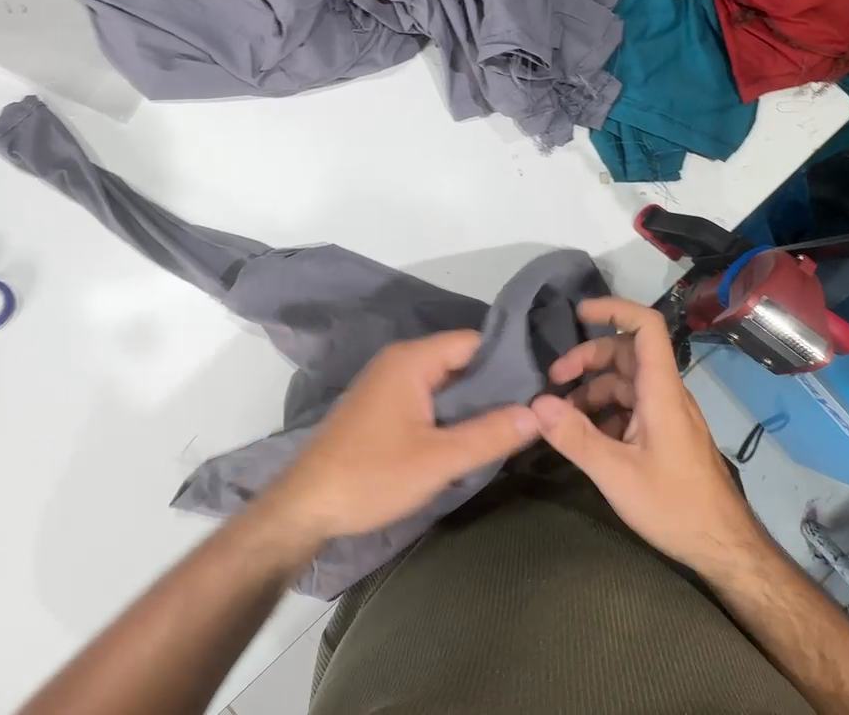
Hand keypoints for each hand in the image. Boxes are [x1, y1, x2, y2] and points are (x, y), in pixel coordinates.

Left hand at [260, 331, 539, 546]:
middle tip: (534, 410)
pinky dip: (450, 413)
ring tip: (513, 425)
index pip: (475, 342)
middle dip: (495, 385)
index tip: (543, 386)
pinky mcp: (381, 407)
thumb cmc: (371, 476)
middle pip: (461, 360)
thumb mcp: (439, 460)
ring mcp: (387, 384)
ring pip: (445, 383)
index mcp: (412, 360)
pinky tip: (472, 437)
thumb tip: (539, 412)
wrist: (305, 506)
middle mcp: (399, 361)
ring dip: (473, 402)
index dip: (510, 361)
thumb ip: (491, 434)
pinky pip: (428, 398)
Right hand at [532, 298, 770, 577]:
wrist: (723, 546)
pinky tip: (584, 437)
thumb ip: (574, 437)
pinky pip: (630, 407)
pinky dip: (604, 412)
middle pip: (626, 353)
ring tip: (561, 416)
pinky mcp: (664, 434)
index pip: (646, 327)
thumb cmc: (675, 506)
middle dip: (587, 359)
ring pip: (625, 383)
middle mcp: (665, 394)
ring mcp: (666, 414)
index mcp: (661, 391)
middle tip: (552, 380)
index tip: (578, 314)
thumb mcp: (616, 474)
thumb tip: (536, 404)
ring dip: (591, 389)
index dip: (614, 309)